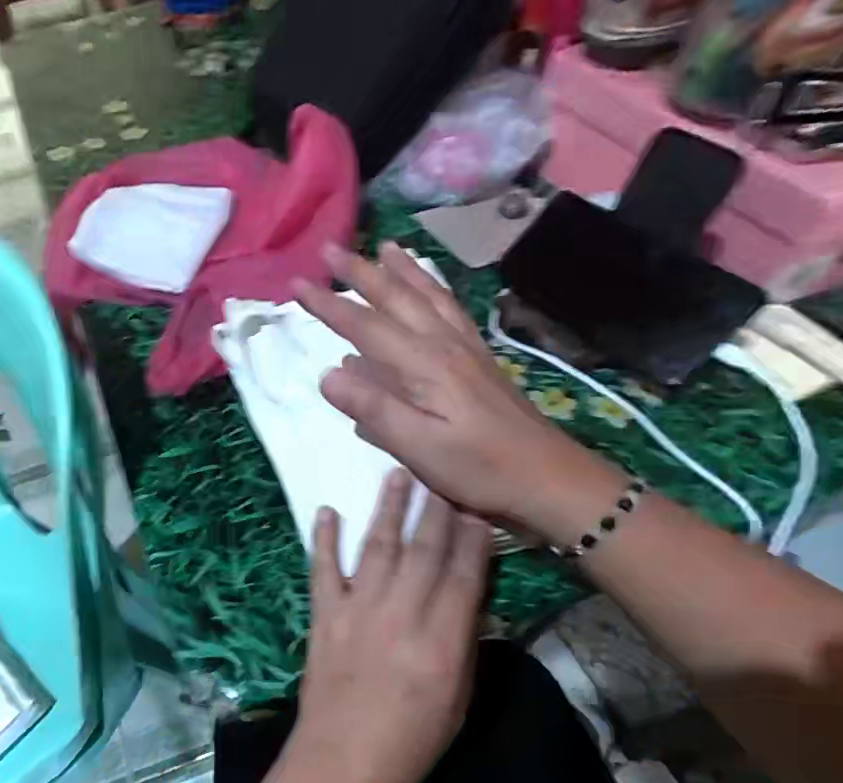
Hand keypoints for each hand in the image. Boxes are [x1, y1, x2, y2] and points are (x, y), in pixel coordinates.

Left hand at [281, 470, 493, 782]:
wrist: (338, 766)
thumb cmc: (408, 743)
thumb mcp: (456, 701)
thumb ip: (463, 646)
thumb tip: (471, 602)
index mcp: (441, 642)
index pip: (464, 573)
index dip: (473, 536)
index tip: (477, 505)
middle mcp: (401, 616)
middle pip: (424, 550)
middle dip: (437, 508)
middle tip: (443, 474)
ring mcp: (357, 612)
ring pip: (377, 548)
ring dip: (388, 508)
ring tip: (397, 474)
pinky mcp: (324, 618)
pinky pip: (324, 570)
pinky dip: (324, 540)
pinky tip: (328, 511)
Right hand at [293, 242, 626, 544]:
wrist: (546, 474)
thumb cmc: (480, 469)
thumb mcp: (421, 450)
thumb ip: (375, 411)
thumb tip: (328, 374)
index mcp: (425, 366)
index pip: (367, 327)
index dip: (329, 306)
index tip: (296, 285)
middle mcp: (446, 346)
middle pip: (398, 298)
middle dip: (361, 273)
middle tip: (331, 249)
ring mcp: (468, 350)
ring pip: (430, 297)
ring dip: (402, 271)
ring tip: (384, 248)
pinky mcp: (483, 361)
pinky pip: (452, 310)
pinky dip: (435, 289)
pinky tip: (433, 289)